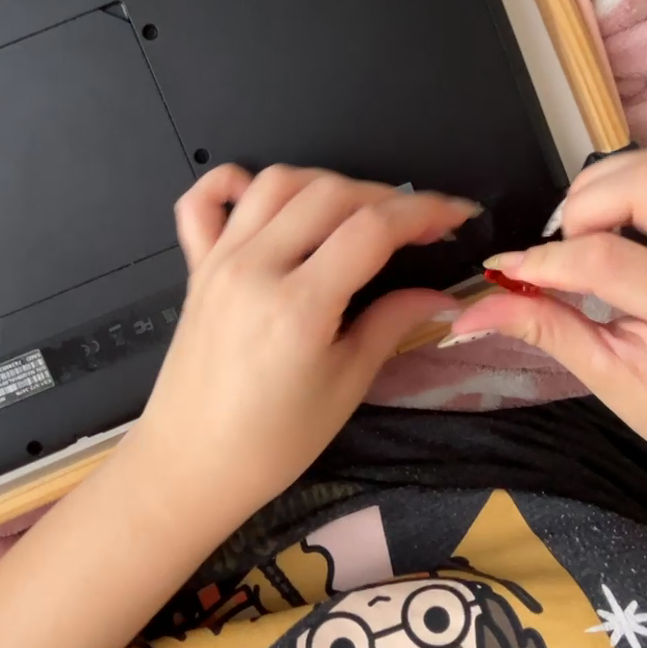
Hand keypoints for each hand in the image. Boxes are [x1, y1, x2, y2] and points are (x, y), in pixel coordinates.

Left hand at [124, 165, 477, 524]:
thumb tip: (440, 296)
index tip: (456, 215)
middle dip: (386, 195)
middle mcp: (255, 268)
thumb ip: (392, 324)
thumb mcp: (346, 387)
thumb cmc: (272, 442)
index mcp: (298, 306)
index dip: (424, 212)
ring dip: (327, 183)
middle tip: (417, 221)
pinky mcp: (196, 266)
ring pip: (276, 182)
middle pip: (330, 194)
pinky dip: (232, 181)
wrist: (190, 466)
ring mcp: (219, 260)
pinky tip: (261, 194)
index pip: (371, 228)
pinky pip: (202, 201)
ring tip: (357, 209)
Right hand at [448, 147, 646, 498]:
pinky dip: (635, 179)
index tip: (506, 271)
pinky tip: (616, 218)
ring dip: (609, 183)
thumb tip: (471, 310)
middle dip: (585, 204)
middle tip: (563, 246)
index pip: (612, 260)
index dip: (547, 260)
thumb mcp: (611, 382)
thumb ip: (546, 330)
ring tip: (586, 230)